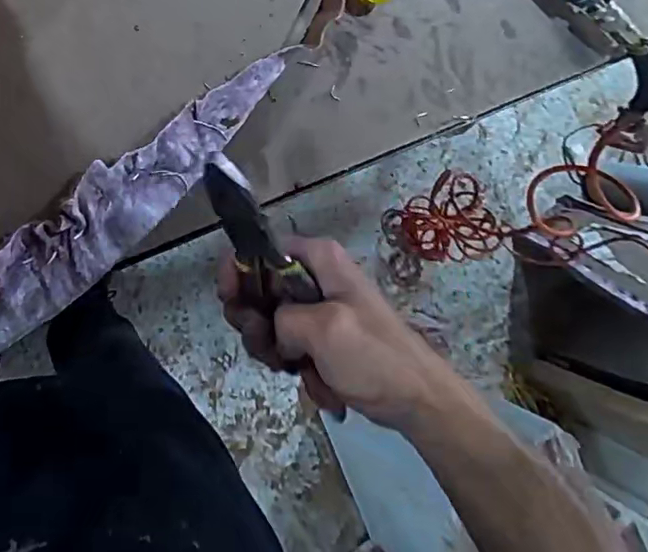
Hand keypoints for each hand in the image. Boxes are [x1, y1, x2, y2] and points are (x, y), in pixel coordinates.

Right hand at [218, 236, 467, 430]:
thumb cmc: (374, 355)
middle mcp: (316, 275)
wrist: (419, 399)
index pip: (262, 248)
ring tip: (296, 370)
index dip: (240, 270)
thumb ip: (282, 318)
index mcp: (319, 257)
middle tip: (265, 348)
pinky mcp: (323, 336)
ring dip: (275, 349)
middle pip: (260, 287)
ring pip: (271, 320)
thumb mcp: (323, 329)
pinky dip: (295, 364)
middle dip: (256, 321)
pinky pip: (289, 343)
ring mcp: (319, 307)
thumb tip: (274, 329)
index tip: (229, 300)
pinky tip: (317, 383)